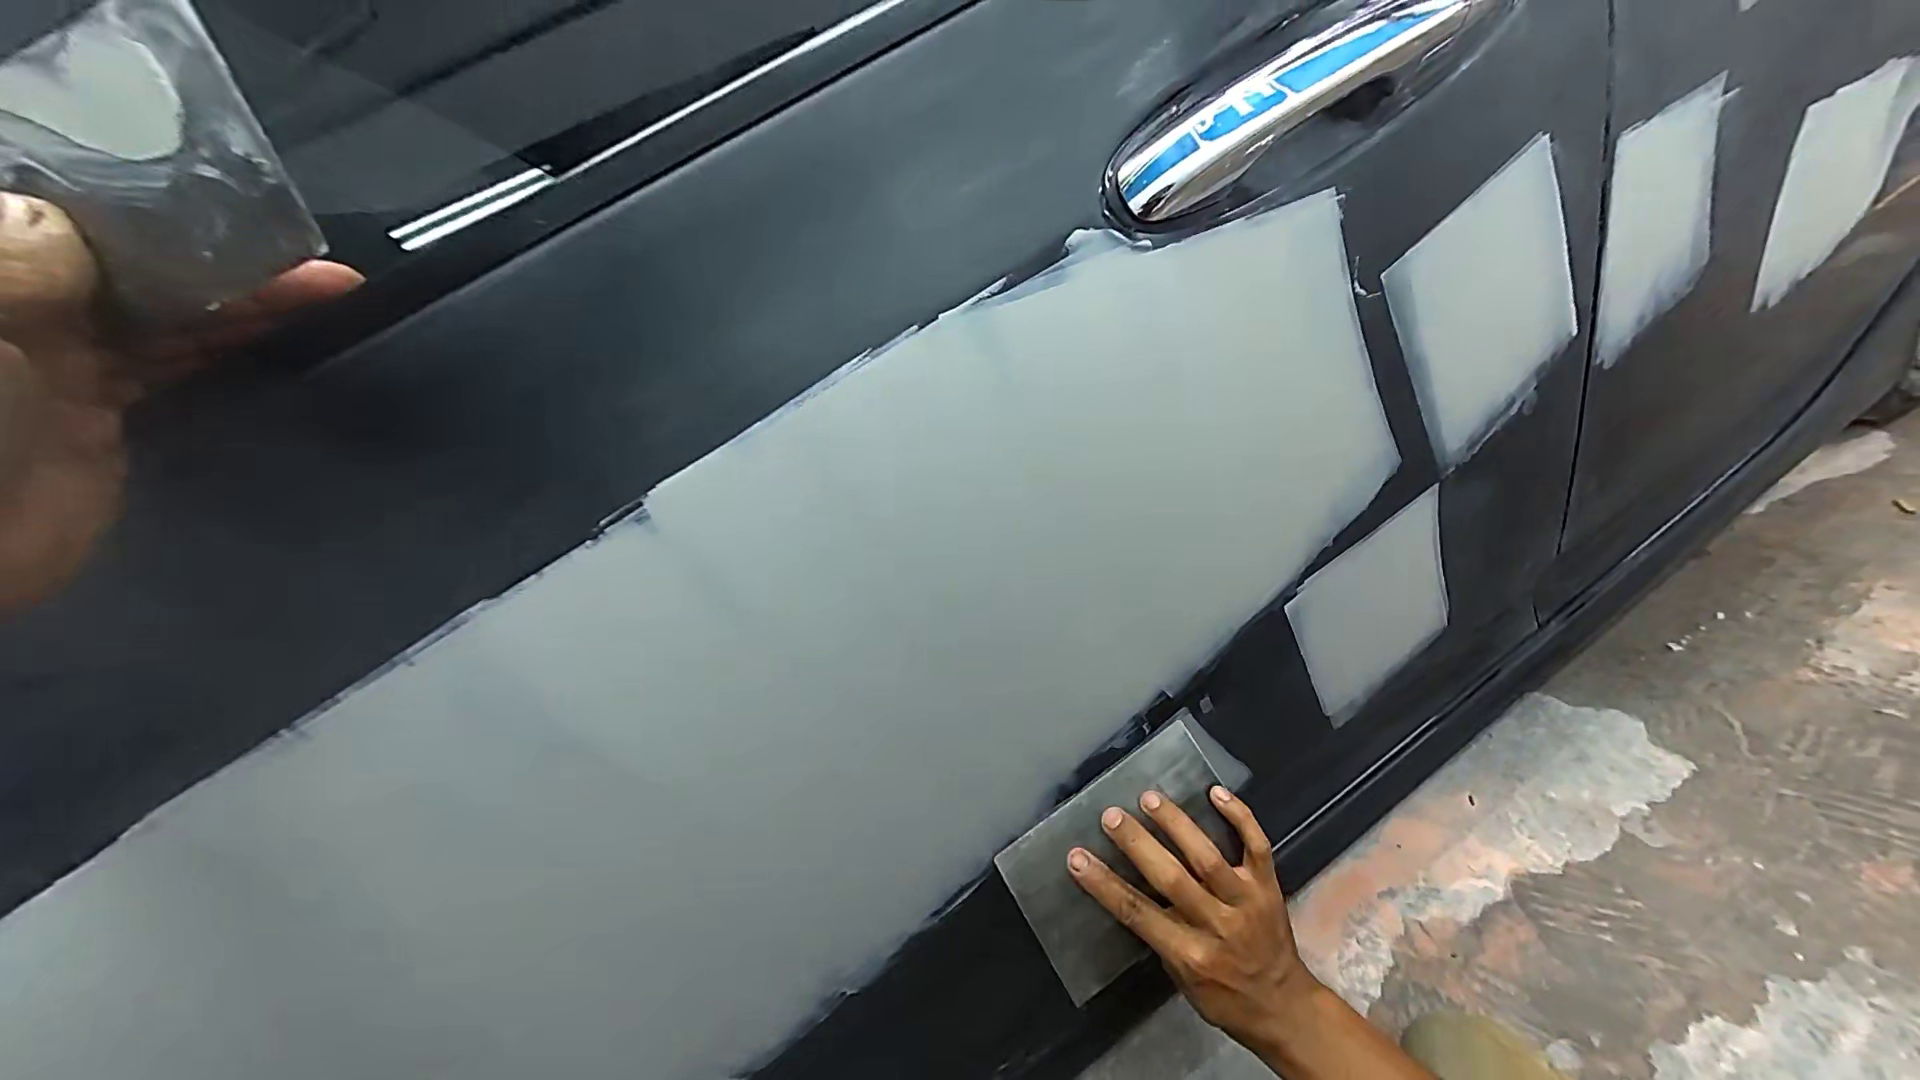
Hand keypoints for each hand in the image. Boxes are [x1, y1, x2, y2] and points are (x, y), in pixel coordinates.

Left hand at [0, 192, 361, 613]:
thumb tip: (58, 217)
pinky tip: (293, 332)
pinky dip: (236, 343)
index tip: (212, 194)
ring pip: (165, 309)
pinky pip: (179, 360)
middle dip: (211, 250)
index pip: (46, 208)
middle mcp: (10, 299)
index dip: (127, 195)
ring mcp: (54, 355)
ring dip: (245, 298)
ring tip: (329, 288)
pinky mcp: (101, 405)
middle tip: (303, 250)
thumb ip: (11, 267)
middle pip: (123, 258)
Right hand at [1068, 786, 1313, 1042]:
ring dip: (1177, 825)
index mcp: (1191, 954)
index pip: (1138, 913)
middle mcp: (1218, 926)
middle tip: (1111, 816)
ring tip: (1150, 798)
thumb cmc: (1225, 996)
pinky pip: (1256, 846)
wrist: (1287, 1010)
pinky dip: (1239, 817)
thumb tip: (1125, 890)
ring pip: (1209, 858)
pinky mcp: (1268, 886)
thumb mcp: (1182, 979)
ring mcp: (1246, 902)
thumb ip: (1159, 935)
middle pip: (1172, 880)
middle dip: (1138, 845)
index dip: (1103, 884)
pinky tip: (1216, 792)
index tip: (1077, 857)